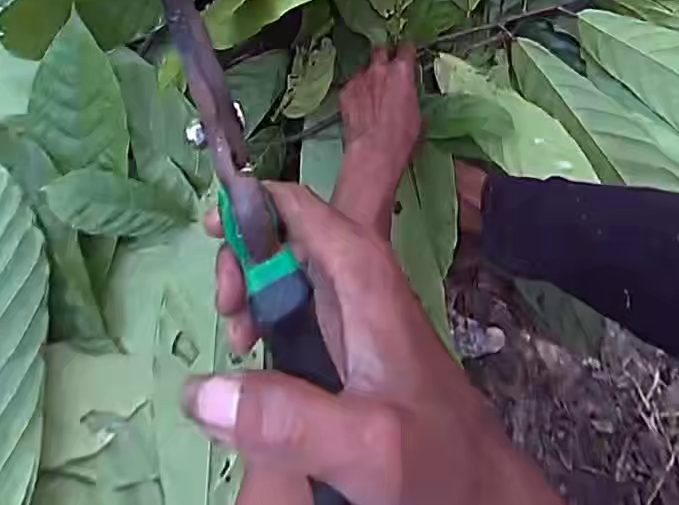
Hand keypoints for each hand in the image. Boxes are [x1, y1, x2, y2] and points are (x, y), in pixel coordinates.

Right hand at [188, 184, 561, 504]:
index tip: (211, 228)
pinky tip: (251, 353)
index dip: (251, 202)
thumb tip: (198, 390)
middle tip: (227, 311)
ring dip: (250, 290)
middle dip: (245, 256)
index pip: (299, 205)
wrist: (479, 483)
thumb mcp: (364, 444)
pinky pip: (293, 305)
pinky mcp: (345, 337)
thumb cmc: (433, 453)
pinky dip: (263, 317)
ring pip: (286, 268)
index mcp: (362, 272)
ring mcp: (350, 306)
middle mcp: (356, 275)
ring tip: (236, 339)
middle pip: (285, 232)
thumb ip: (288, 418)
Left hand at [332, 44, 421, 236]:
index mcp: (401, 71)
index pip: (406, 47)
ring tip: (372, 92)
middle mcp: (379, 69)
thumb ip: (410, 92)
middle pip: (381, 49)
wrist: (373, 151)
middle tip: (388, 66)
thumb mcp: (417, 111)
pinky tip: (360, 105)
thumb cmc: (401, 136)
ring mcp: (359, 78)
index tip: (407, 51)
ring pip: (365, 68)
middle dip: (384, 55)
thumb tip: (407, 90)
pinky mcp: (344, 91)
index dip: (407, 49)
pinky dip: (357, 90)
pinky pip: (352, 84)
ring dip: (369, 75)